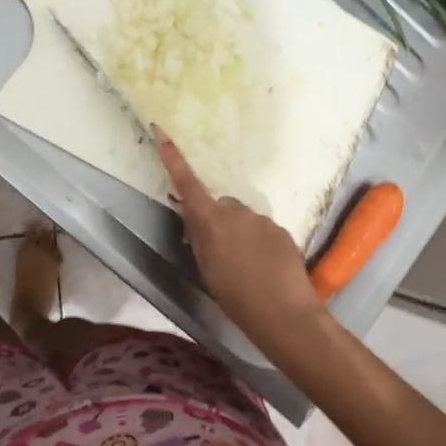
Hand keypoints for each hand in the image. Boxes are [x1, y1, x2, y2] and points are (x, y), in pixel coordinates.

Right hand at [154, 127, 328, 346]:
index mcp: (212, 221)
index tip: (160, 131)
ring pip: (243, 220)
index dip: (172, 158)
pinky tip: (263, 270)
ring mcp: (262, 219)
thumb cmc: (236, 297)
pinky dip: (259, 245)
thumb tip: (194, 219)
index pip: (187, 183)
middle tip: (219, 255)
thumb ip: (199, 239)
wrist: (284, 313)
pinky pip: (263, 231)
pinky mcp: (282, 230)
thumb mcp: (206, 269)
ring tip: (245, 270)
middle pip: (220, 207)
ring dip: (240, 236)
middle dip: (217, 222)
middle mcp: (237, 212)